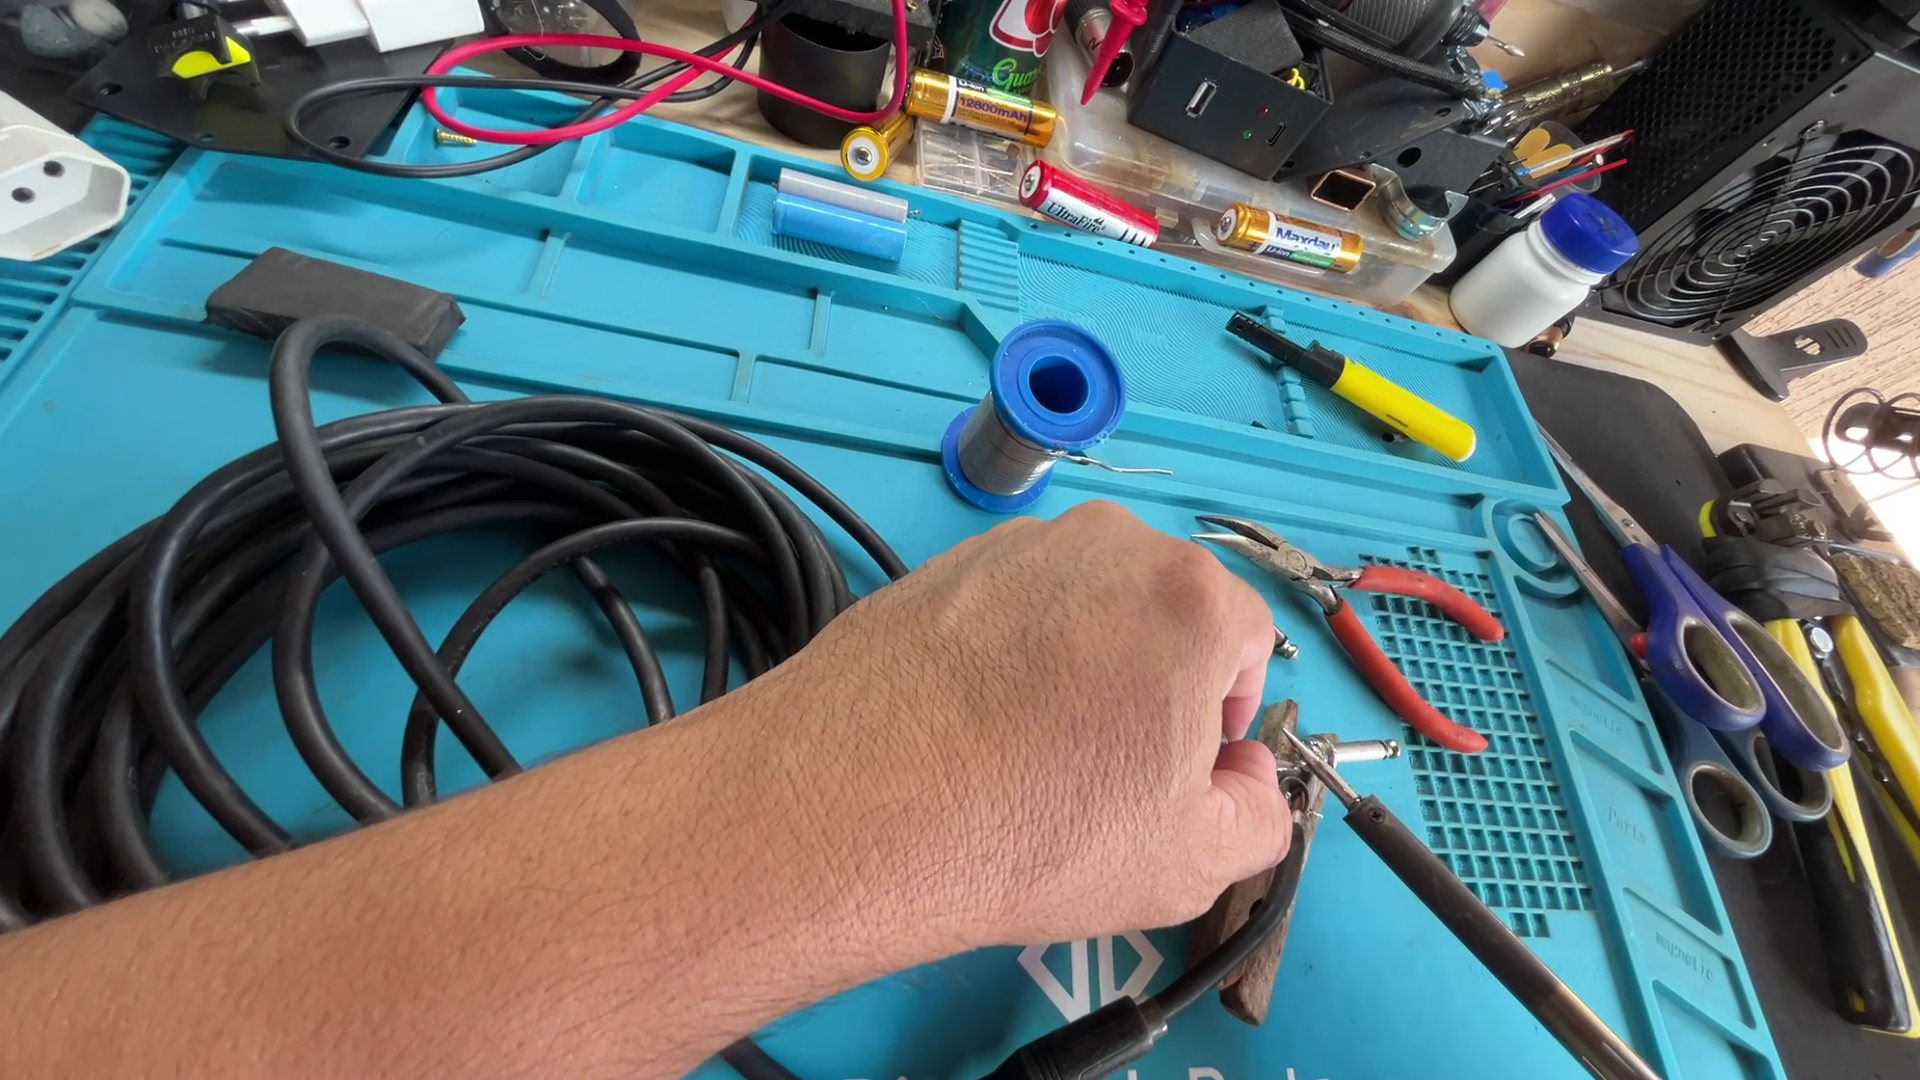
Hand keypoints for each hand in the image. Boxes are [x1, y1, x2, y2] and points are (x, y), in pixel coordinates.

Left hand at [741, 501, 1290, 950]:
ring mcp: (1017, 543)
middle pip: (1162, 613)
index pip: (1244, 642)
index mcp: (1189, 593)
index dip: (1220, 713)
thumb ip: (1260, 810)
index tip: (1176, 763)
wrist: (862, 796)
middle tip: (1100, 758)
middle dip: (1152, 681)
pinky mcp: (947, 560)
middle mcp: (1107, 543)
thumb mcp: (1195, 858)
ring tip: (1026, 738)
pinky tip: (973, 710)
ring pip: (1083, 604)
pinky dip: (1011, 646)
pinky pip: (1011, 601)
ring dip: (1079, 659)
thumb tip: (1242, 773)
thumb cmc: (1040, 825)